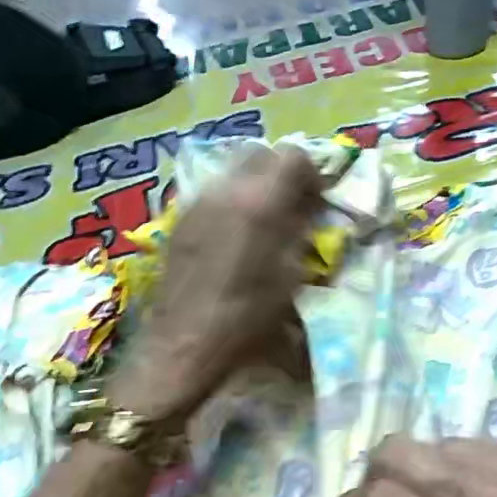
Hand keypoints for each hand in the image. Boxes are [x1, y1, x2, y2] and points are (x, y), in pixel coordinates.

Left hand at [110, 143, 321, 421]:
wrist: (183, 343)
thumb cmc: (246, 319)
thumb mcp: (290, 277)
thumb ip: (301, 232)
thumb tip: (306, 210)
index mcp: (260, 202)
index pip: (294, 156)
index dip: (311, 174)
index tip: (316, 201)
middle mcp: (226, 189)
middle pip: (261, 153)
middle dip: (281, 173)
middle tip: (292, 206)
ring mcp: (198, 201)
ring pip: (234, 171)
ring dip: (255, 185)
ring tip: (263, 221)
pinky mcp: (180, 218)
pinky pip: (213, 192)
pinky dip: (232, 200)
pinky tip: (234, 235)